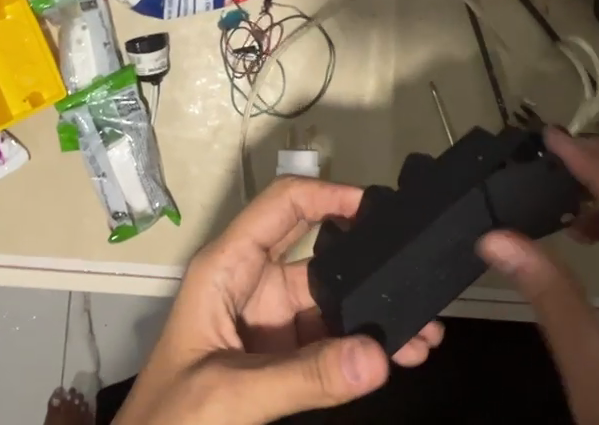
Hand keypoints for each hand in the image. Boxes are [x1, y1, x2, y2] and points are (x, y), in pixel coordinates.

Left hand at [114, 177, 444, 424]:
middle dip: (368, 261)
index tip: (379, 209)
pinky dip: (365, 348)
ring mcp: (270, 321)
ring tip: (426, 333)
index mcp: (227, 266)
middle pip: (318, 252)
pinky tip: (401, 356)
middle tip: (417, 274)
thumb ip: (304, 376)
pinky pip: (331, 342)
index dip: (329, 195)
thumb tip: (380, 355)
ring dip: (375, 313)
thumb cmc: (172, 417)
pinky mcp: (282, 358)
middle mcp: (252, 282)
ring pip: (333, 301)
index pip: (283, 206)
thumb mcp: (231, 393)